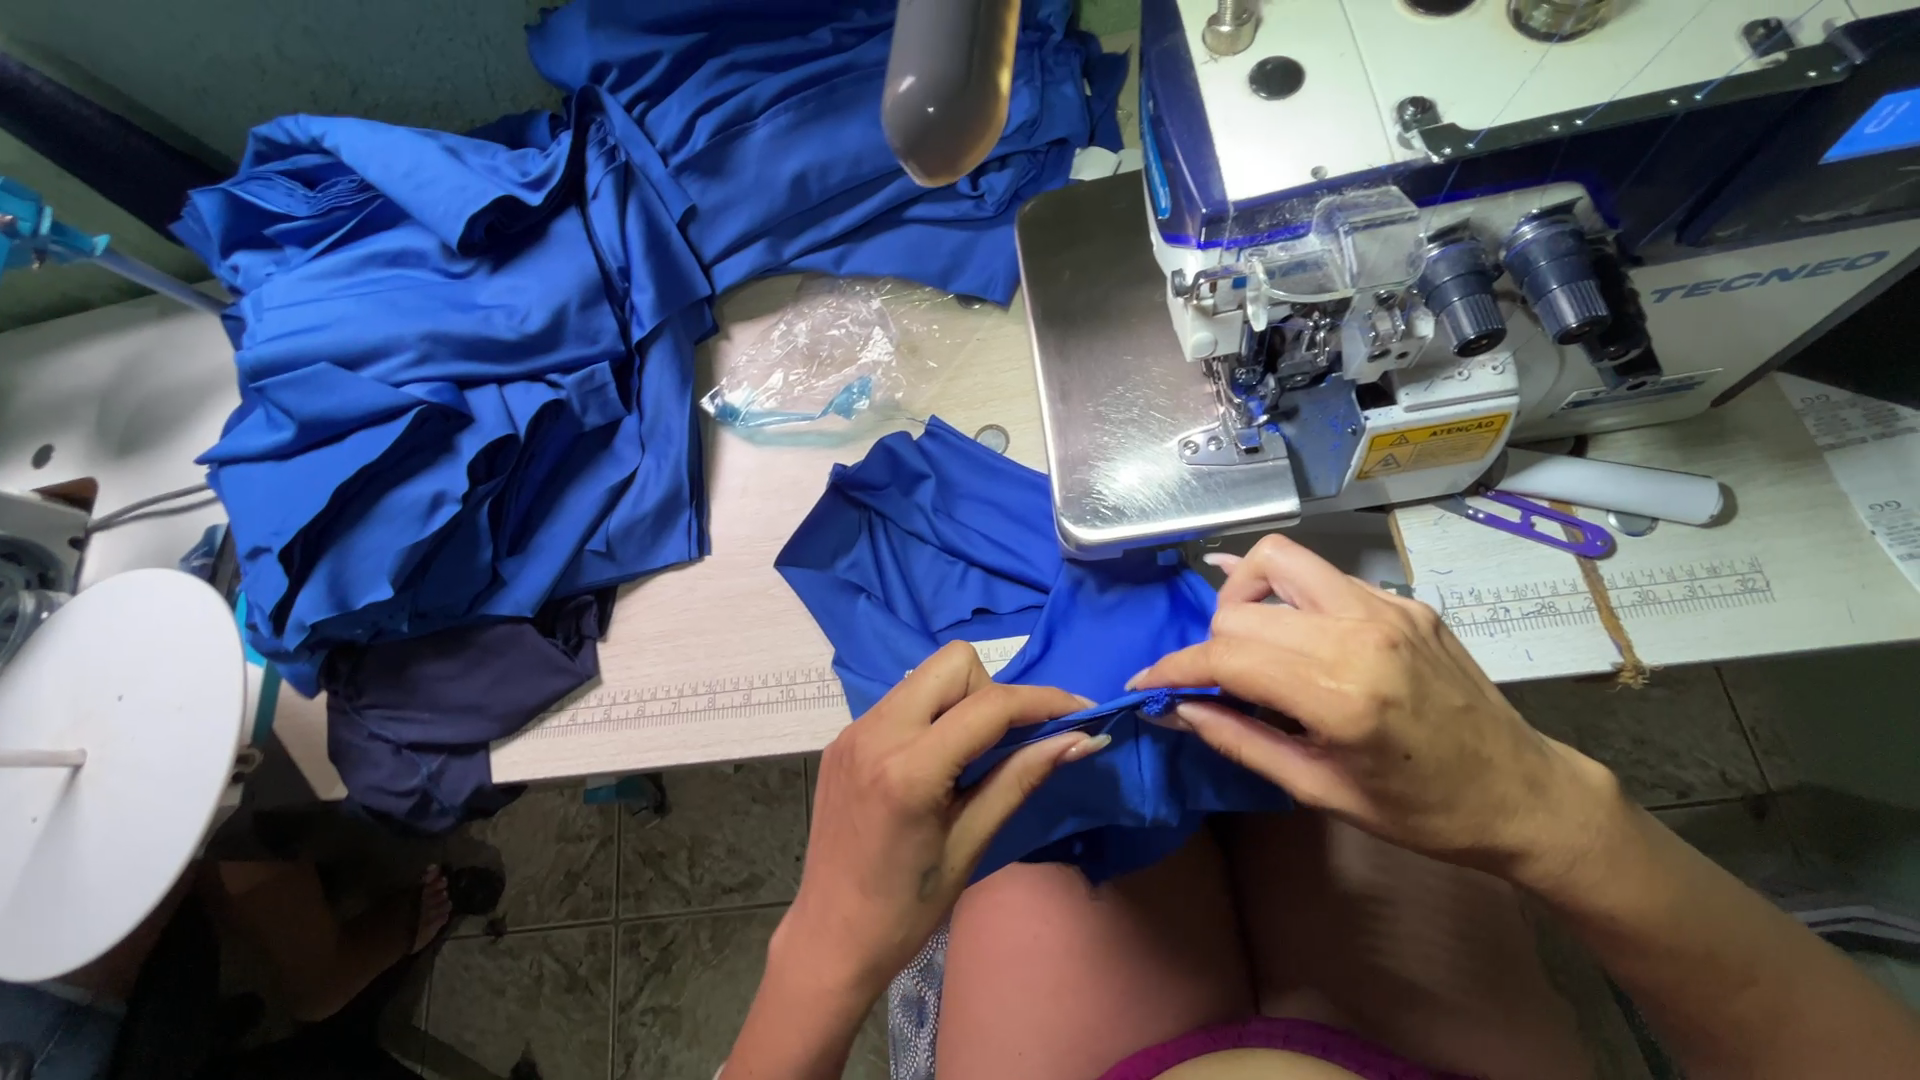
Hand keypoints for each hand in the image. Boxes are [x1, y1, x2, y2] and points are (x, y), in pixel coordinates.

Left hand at [776, 642, 1105, 997]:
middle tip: (1006, 742)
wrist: (830, 937)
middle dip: (994, 691)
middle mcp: (876, 732)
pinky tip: (936, 760)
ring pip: (927, 675)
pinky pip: (901, 699)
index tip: (1082, 711)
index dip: (1044, 701)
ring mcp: (853, 730)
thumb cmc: (907, 907)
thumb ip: (1021, 778)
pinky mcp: (843, 737)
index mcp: (909, 769)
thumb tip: (1080, 739)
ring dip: (962, 699)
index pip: (990, 705)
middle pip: (955, 662)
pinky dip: (932, 713)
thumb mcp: (971, 844)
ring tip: (971, 754)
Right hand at [1130, 534, 1617, 884]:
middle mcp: (1361, 633)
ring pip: (1279, 561)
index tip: (1145, 683)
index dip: (1174, 668)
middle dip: (1210, 644)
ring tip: (1244, 636)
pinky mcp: (1403, 600)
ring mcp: (1387, 607)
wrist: (1524, 793)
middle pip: (1242, 609)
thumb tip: (1176, 709)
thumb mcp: (1318, 790)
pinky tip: (1284, 622)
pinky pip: (1323, 575)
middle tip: (1213, 682)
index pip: (1227, 655)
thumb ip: (1238, 740)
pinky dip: (1287, 593)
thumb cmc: (1421, 812)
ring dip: (1244, 596)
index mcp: (1342, 693)